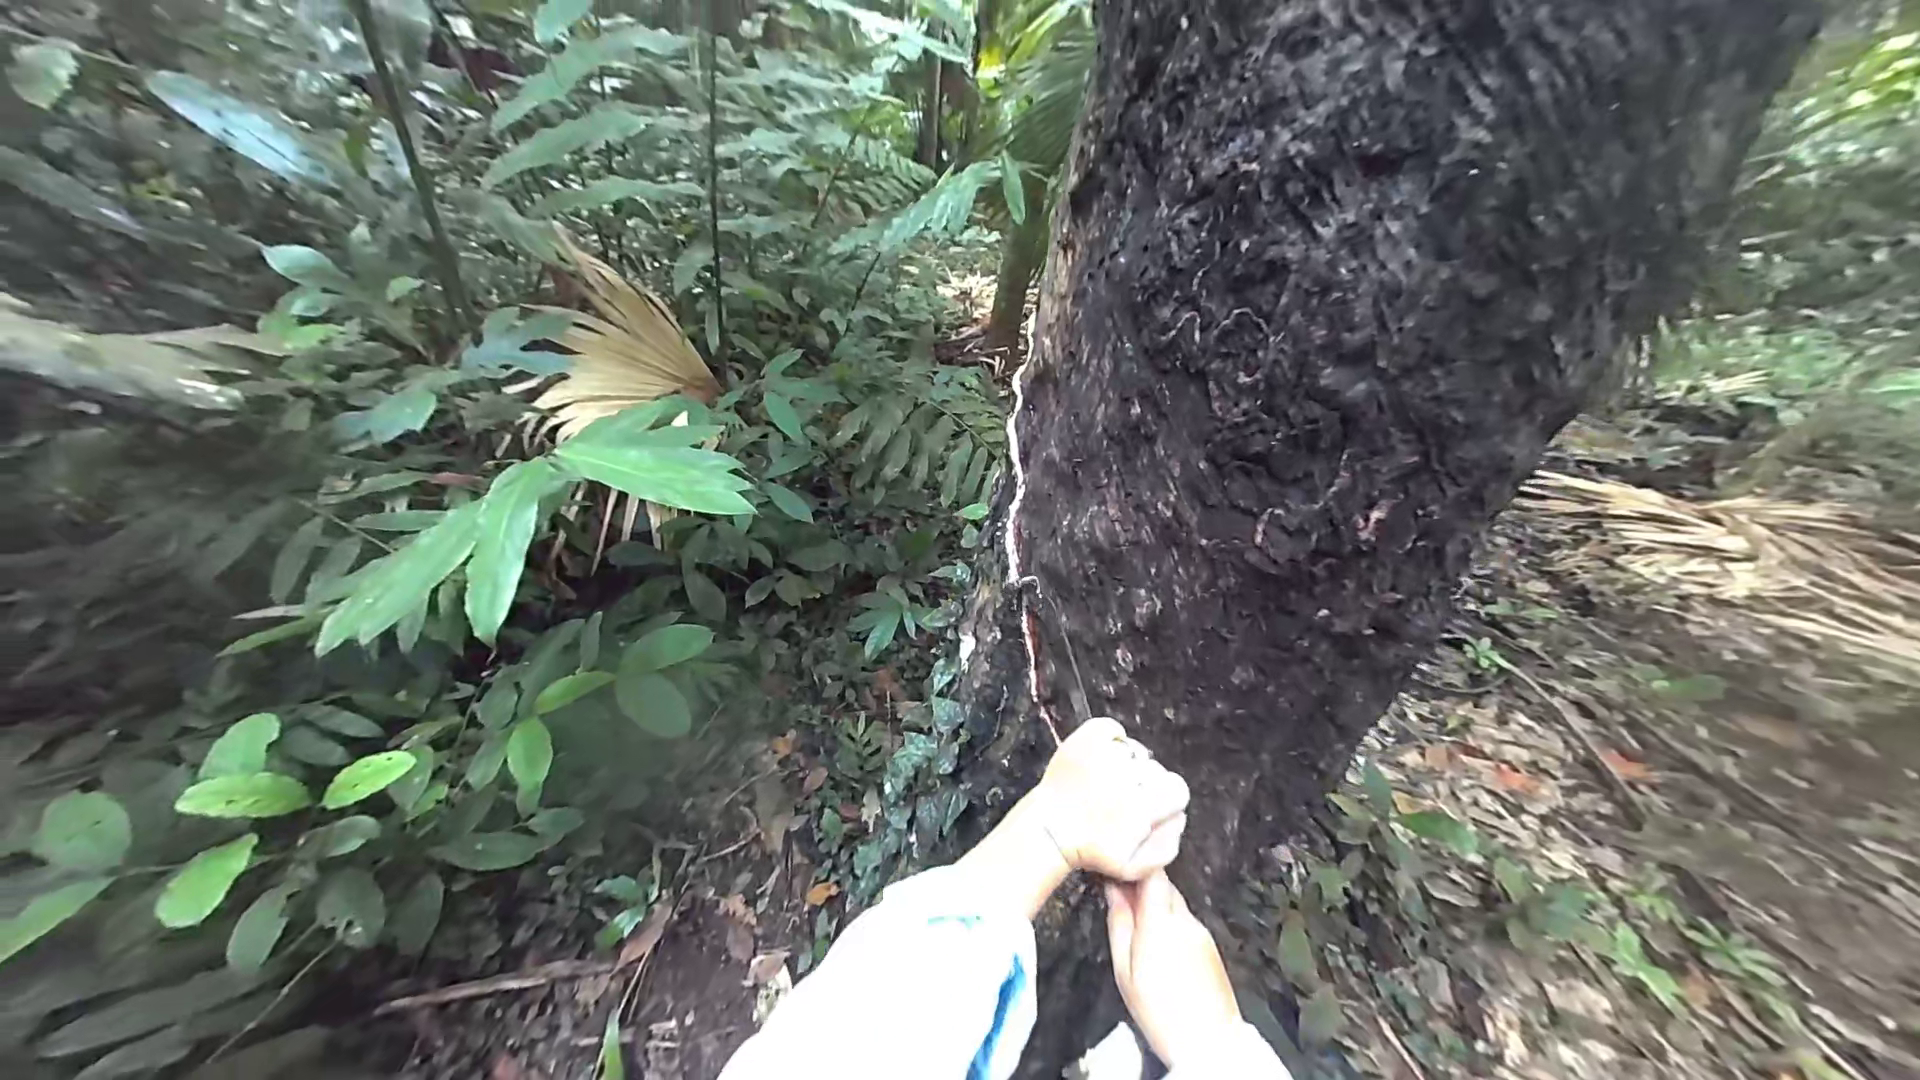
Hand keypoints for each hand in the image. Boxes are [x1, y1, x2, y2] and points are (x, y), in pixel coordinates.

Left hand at [1027, 717, 1189, 880]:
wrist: (1050, 830)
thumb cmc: (1092, 850)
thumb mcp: (1136, 867)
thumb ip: (1167, 846)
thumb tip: (1178, 818)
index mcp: (1144, 806)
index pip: (1178, 788)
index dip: (1165, 799)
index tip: (1148, 807)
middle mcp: (1129, 775)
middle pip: (1156, 769)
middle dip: (1145, 784)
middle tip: (1123, 798)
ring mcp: (1106, 753)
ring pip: (1134, 750)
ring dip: (1127, 763)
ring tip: (1108, 781)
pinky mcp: (1085, 739)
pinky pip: (1109, 727)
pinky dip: (1111, 736)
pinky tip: (1103, 755)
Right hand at [1105, 870, 1242, 1069]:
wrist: (1210, 1048)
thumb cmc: (1161, 1013)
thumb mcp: (1125, 971)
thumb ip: (1119, 923)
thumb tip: (1113, 890)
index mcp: (1160, 921)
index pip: (1152, 870)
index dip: (1135, 864)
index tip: (1118, 870)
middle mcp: (1184, 919)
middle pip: (1163, 883)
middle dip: (1143, 886)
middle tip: (1122, 900)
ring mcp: (1201, 932)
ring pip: (1174, 902)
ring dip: (1157, 905)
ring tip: (1140, 930)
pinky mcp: (1210, 946)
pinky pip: (1185, 921)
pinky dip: (1171, 924)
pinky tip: (1162, 949)